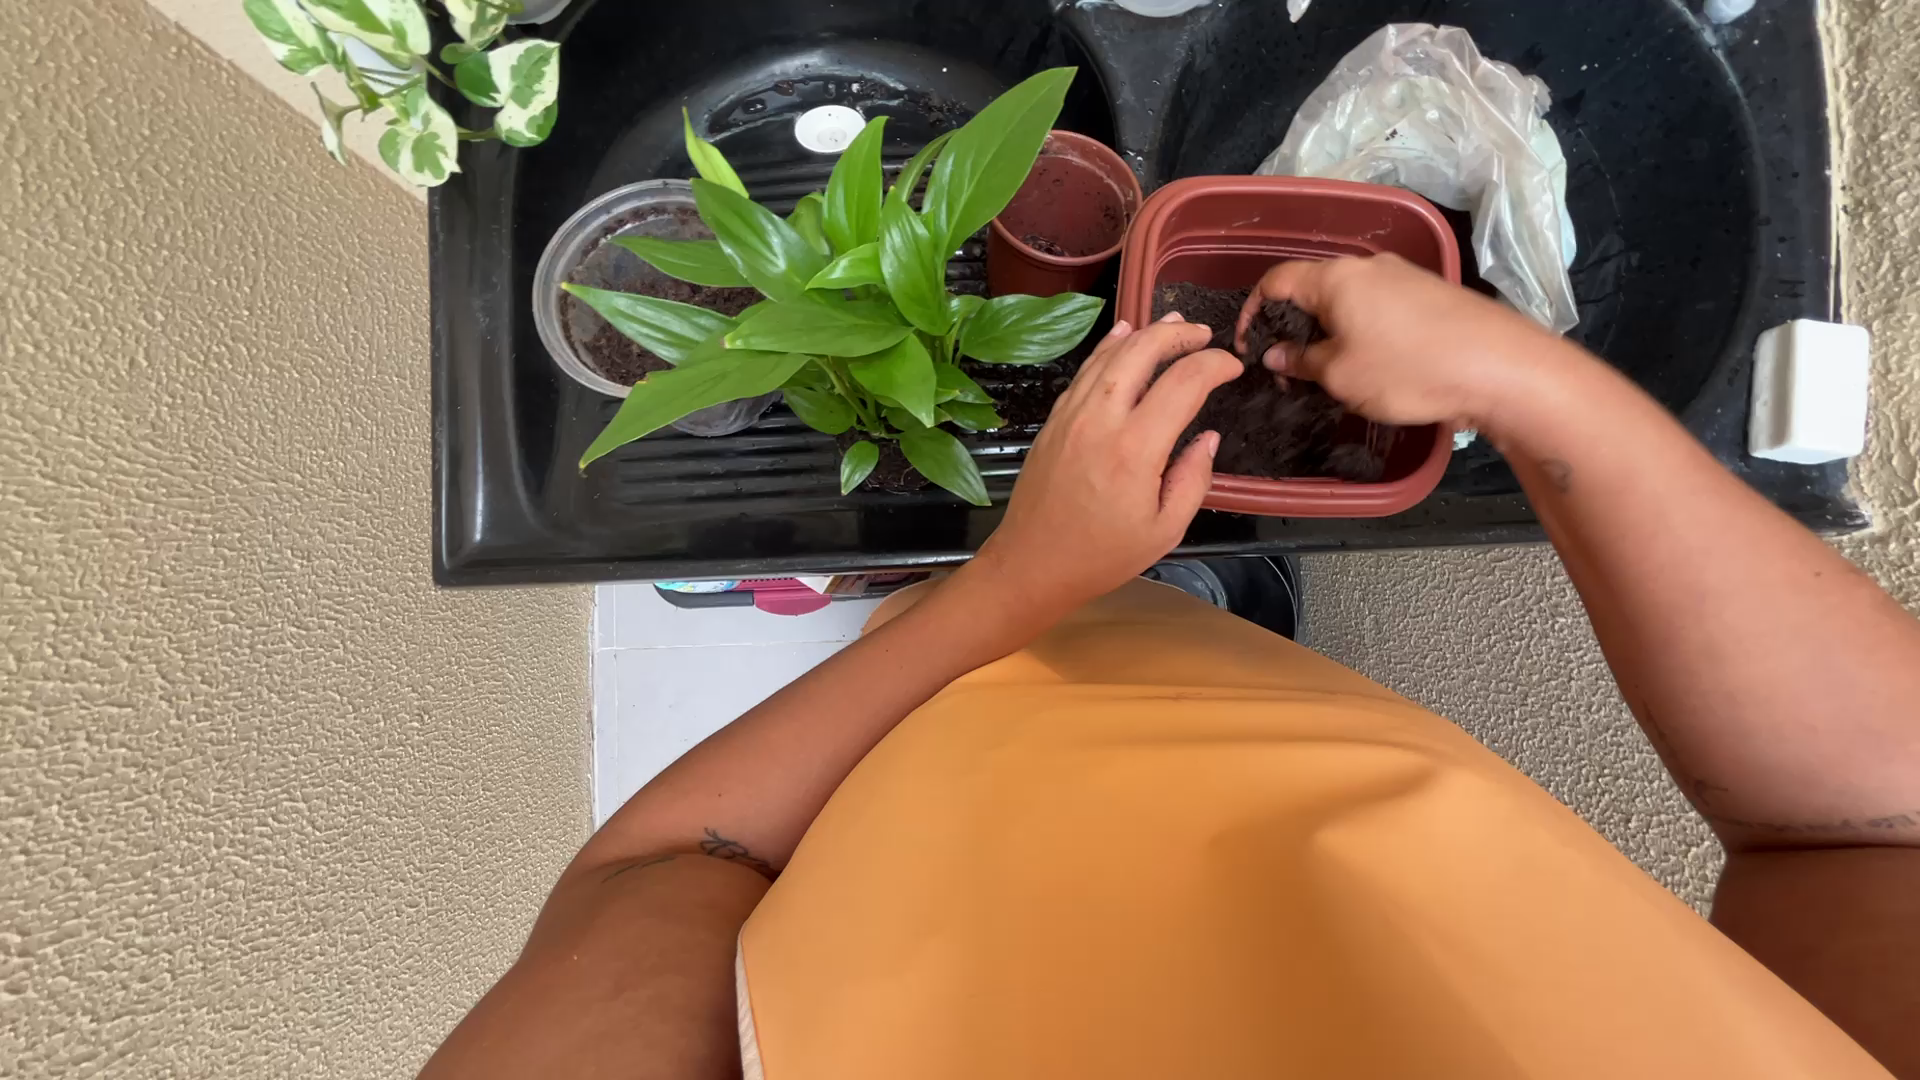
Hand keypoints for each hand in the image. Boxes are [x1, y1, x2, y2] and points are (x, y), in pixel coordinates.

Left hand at [958, 316, 1240, 623]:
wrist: (1032, 564)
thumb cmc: (1102, 556)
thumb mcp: (1164, 530)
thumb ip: (1193, 479)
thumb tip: (1207, 437)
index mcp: (1135, 449)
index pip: (1184, 382)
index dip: (1214, 365)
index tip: (1232, 368)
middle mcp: (1100, 420)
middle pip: (1141, 351)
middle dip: (1178, 334)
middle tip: (1204, 333)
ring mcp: (1070, 416)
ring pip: (1108, 355)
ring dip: (1142, 334)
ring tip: (1171, 324)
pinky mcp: (1052, 422)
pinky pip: (1083, 373)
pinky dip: (1106, 349)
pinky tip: (1121, 337)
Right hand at [1235, 253, 1574, 431]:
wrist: (1502, 369)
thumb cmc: (1407, 369)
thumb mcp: (1338, 374)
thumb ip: (1300, 360)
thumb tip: (1276, 354)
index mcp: (1336, 278)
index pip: (1275, 280)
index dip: (1251, 312)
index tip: (1247, 347)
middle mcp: (1367, 267)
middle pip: (1310, 288)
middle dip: (1288, 325)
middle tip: (1284, 367)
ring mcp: (1401, 277)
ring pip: (1342, 299)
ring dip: (1322, 330)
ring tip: (1321, 370)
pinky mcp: (1427, 294)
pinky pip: (1373, 307)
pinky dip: (1353, 329)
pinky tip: (1362, 362)